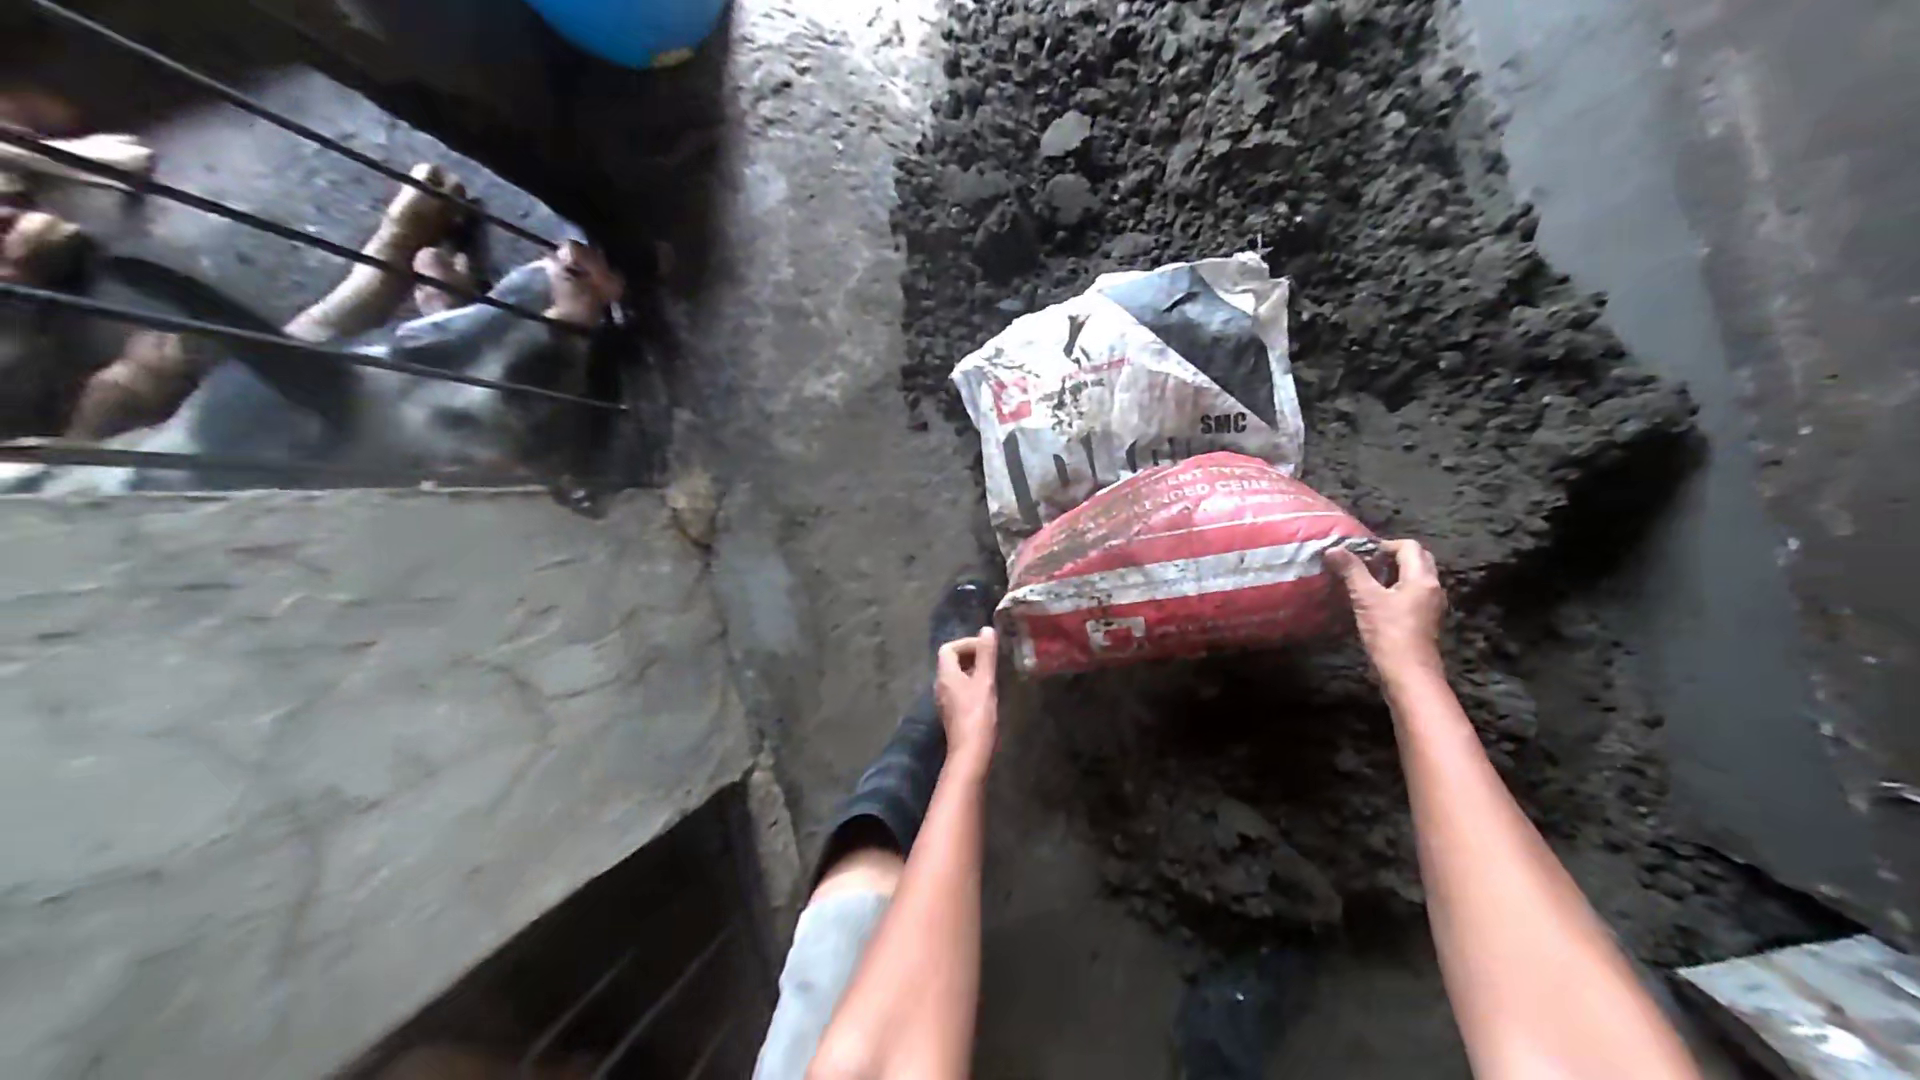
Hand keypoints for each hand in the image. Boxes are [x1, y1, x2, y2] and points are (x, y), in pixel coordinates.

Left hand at [935, 629, 999, 765]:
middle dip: (971, 656)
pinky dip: (972, 684)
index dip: (966, 643)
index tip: (985, 648)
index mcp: (945, 675)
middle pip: (951, 661)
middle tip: (991, 659)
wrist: (970, 751)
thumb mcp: (985, 681)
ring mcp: (944, 700)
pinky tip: (987, 692)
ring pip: (956, 676)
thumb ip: (986, 655)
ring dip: (973, 670)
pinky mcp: (952, 712)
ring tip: (992, 674)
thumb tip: (987, 630)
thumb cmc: (977, 714)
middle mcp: (940, 685)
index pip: (948, 648)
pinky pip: (959, 690)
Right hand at [1325, 539, 1446, 681]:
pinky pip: (1413, 593)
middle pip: (1417, 560)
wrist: (1408, 673)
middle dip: (1391, 557)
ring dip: (1393, 573)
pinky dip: (1396, 589)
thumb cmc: (1388, 632)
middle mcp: (1433, 587)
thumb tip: (1333, 549)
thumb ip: (1351, 571)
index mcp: (1423, 578)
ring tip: (1366, 581)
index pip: (1409, 547)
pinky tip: (1376, 601)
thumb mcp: (1366, 598)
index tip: (1360, 555)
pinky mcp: (1424, 619)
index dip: (1384, 545)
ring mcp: (1431, 605)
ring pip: (1415, 577)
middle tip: (1364, 564)